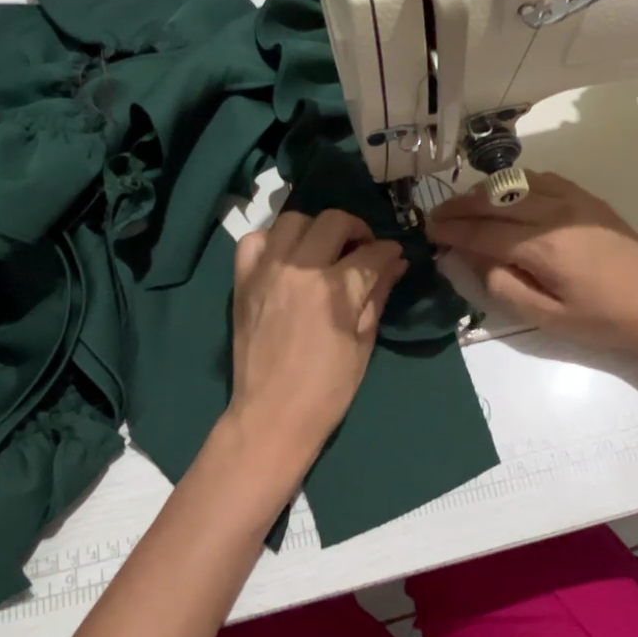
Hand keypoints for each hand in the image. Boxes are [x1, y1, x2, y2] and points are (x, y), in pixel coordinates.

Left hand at [226, 209, 406, 466]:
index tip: (394, 257)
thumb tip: (394, 263)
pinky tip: (286, 256)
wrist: (272, 415)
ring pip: (294, 220)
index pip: (371, 253)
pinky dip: (272, 239)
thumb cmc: (328, 388)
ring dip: (316, 228)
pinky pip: (254, 240)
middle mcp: (299, 268)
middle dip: (357, 230)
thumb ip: (377, 295)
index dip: (388, 252)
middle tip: (363, 250)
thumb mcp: (364, 342)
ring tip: (325, 249)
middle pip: (334, 221)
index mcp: (335, 289)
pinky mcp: (243, 281)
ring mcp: (267, 271)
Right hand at [426, 172, 637, 350]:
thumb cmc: (600, 319)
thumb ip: (503, 286)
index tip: (428, 232)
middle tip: (436, 217)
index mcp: (541, 247)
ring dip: (484, 192)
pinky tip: (506, 194)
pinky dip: (515, 183)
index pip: (482, 232)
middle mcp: (553, 214)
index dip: (451, 231)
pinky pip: (542, 178)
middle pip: (493, 201)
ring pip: (515, 183)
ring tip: (465, 206)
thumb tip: (472, 258)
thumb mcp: (545, 317)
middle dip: (459, 207)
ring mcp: (572, 201)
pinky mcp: (586, 198)